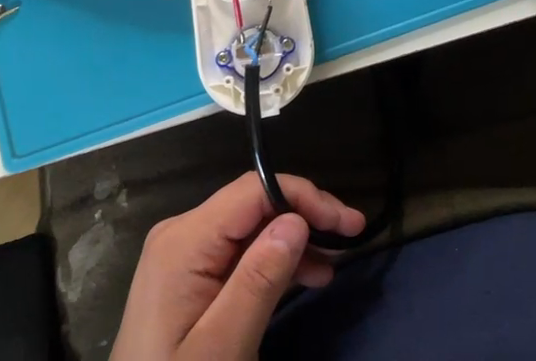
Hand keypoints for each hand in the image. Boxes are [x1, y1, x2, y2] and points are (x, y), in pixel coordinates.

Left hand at [110, 172, 365, 360]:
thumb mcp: (223, 345)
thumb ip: (259, 280)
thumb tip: (297, 220)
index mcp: (184, 241)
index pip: (253, 191)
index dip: (304, 196)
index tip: (348, 222)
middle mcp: (182, 233)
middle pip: (255, 204)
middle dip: (306, 214)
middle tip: (353, 235)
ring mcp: (184, 254)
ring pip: (252, 226)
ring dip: (296, 238)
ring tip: (336, 262)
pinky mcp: (191, 275)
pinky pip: (240, 251)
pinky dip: (276, 259)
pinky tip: (308, 275)